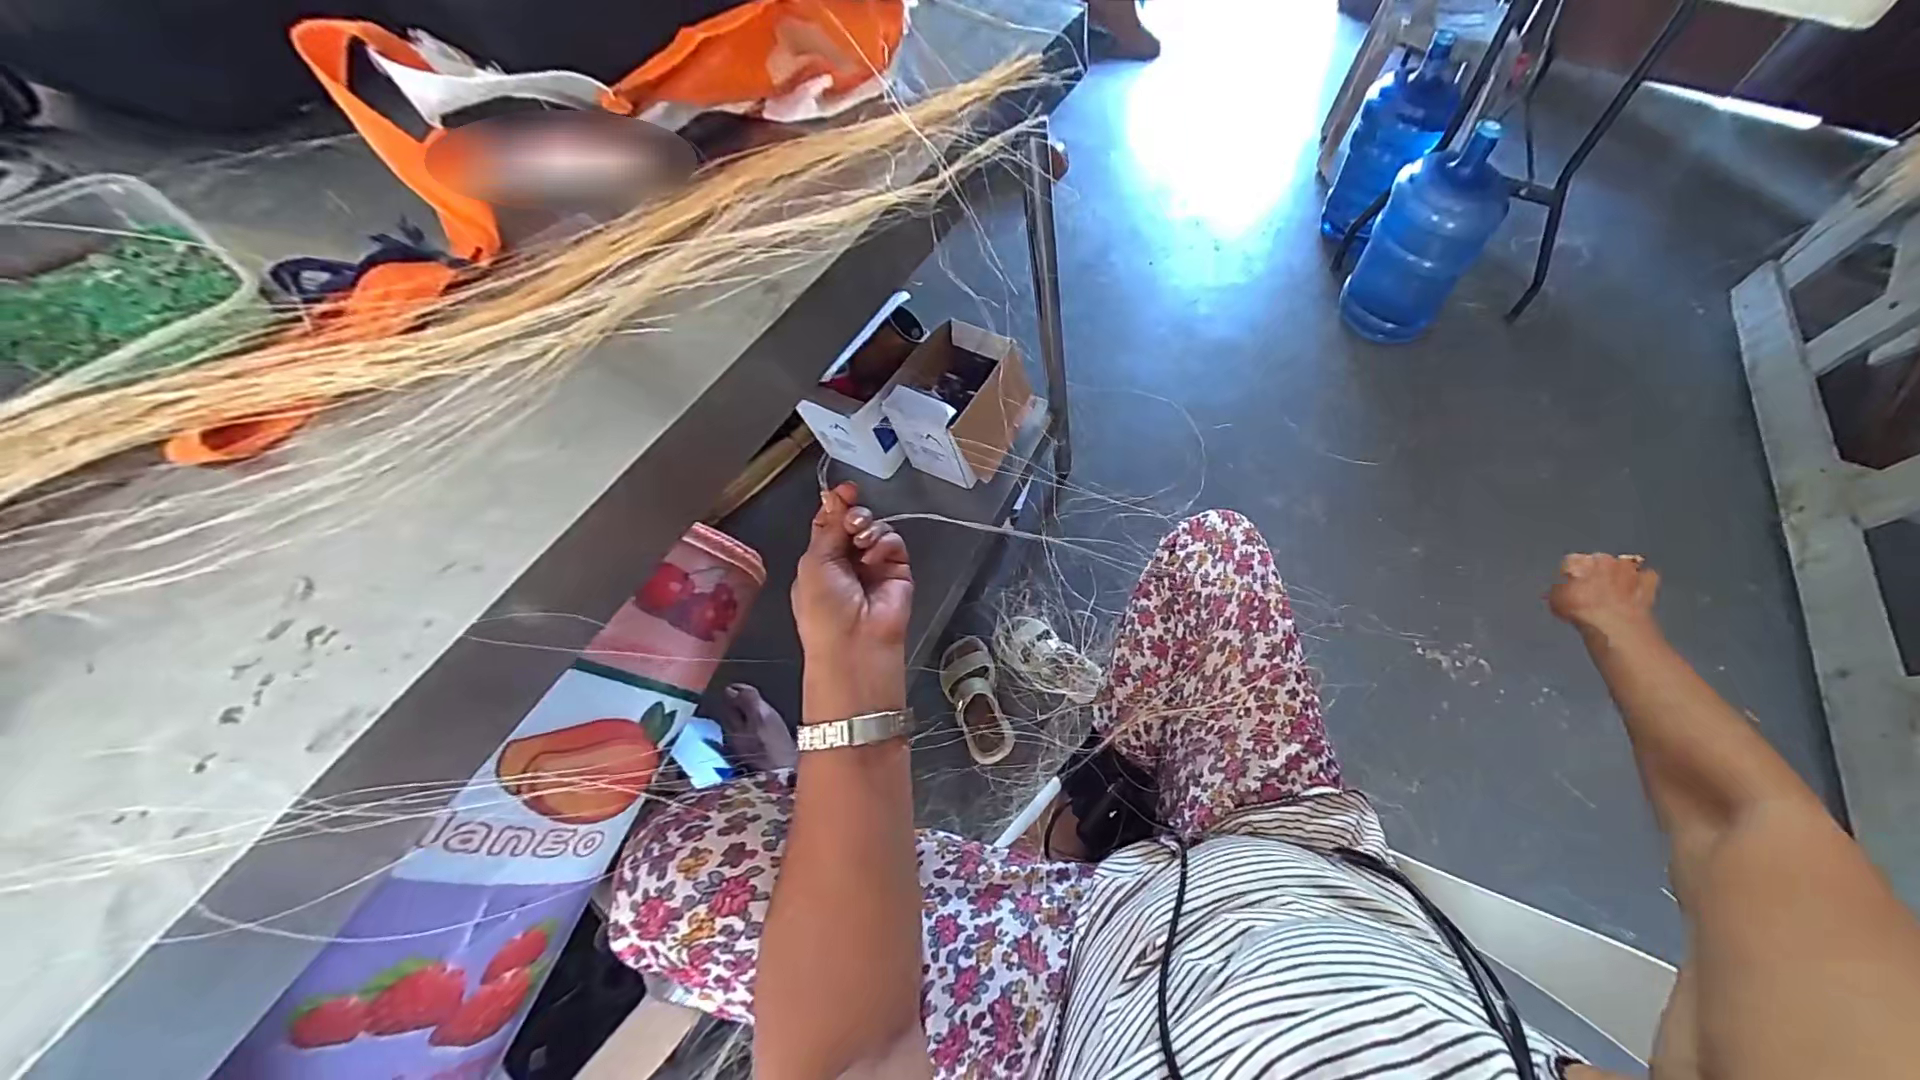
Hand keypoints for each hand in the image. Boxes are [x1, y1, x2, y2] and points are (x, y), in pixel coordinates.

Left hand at [793, 482, 912, 722]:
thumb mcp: (814, 562)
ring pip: (876, 528)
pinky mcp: (898, 571)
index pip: (829, 523)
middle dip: (853, 514)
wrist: (854, 645)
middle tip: (852, 522)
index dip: (836, 505)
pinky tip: (875, 556)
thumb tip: (835, 495)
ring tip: (862, 542)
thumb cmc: (823, 607)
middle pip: (854, 521)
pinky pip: (894, 543)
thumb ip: (828, 526)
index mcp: (820, 559)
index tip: (844, 490)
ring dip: (869, 528)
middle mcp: (847, 560)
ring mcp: (874, 565)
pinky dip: (885, 543)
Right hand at [1548, 553, 1658, 637]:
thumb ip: (1560, 589)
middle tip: (1592, 587)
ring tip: (1615, 589)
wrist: (1613, 621)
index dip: (1569, 574)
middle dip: (1596, 571)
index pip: (1570, 561)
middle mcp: (1604, 559)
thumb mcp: (1556, 599)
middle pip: (1598, 560)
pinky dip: (1641, 581)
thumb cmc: (1577, 608)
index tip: (1569, 585)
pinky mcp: (1649, 580)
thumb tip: (1564, 588)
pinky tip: (1635, 591)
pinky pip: (1646, 576)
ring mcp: (1629, 569)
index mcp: (1578, 561)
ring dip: (1619, 574)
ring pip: (1623, 565)